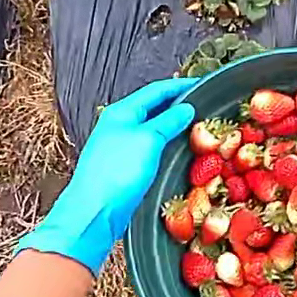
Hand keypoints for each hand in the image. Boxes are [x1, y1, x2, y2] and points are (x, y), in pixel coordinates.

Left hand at [17, 78, 198, 272]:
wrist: (95, 212)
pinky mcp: (123, 167)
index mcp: (121, 112)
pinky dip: (164, 143)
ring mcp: (119, 146)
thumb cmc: (117, 172)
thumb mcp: (148, 139)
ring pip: (151, 128)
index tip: (201, 85)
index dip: (180, 86)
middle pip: (152, 107)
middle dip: (176, 104)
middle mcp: (118, 125)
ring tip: (193, 125)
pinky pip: (148, 147)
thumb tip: (185, 108)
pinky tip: (175, 150)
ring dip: (171, 125)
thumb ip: (168, 121)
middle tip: (201, 105)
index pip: (156, 90)